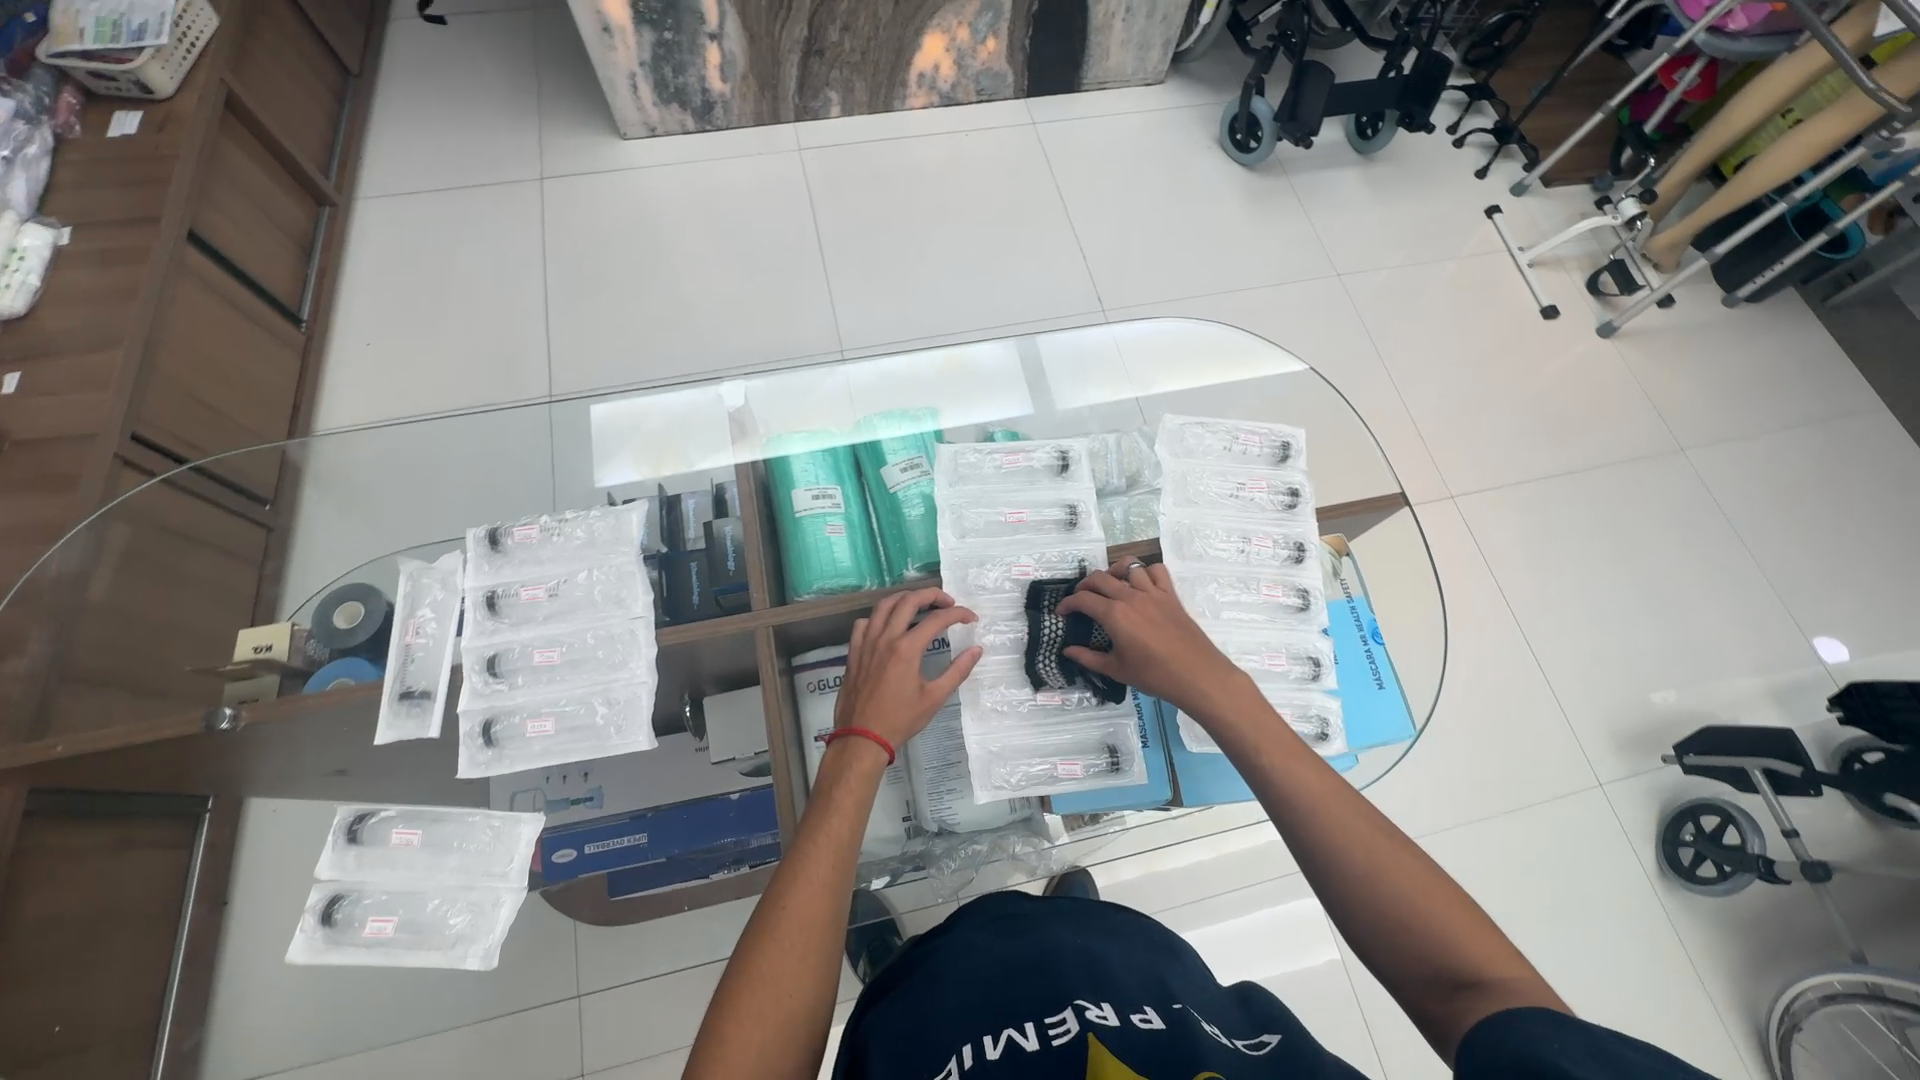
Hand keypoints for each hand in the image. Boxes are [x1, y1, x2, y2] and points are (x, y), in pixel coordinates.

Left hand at [834, 587, 982, 751]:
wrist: (861, 737)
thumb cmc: (901, 719)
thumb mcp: (935, 698)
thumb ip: (958, 671)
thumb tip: (977, 650)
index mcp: (907, 648)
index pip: (937, 618)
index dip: (958, 614)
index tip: (971, 618)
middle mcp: (886, 638)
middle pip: (909, 600)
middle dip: (932, 595)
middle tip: (947, 602)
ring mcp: (866, 642)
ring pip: (884, 605)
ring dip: (904, 598)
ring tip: (920, 603)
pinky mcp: (854, 651)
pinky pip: (864, 622)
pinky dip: (878, 617)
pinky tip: (888, 624)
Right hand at [1058, 561, 1248, 718]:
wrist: (1196, 674)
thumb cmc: (1154, 675)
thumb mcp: (1116, 670)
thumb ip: (1088, 658)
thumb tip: (1067, 651)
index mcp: (1114, 615)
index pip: (1083, 599)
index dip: (1068, 603)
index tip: (1061, 612)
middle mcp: (1131, 597)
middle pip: (1101, 578)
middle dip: (1085, 585)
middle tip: (1080, 598)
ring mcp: (1153, 593)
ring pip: (1129, 566)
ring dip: (1114, 572)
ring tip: (1110, 585)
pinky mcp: (1171, 595)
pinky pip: (1157, 570)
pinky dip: (1146, 571)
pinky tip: (1141, 584)